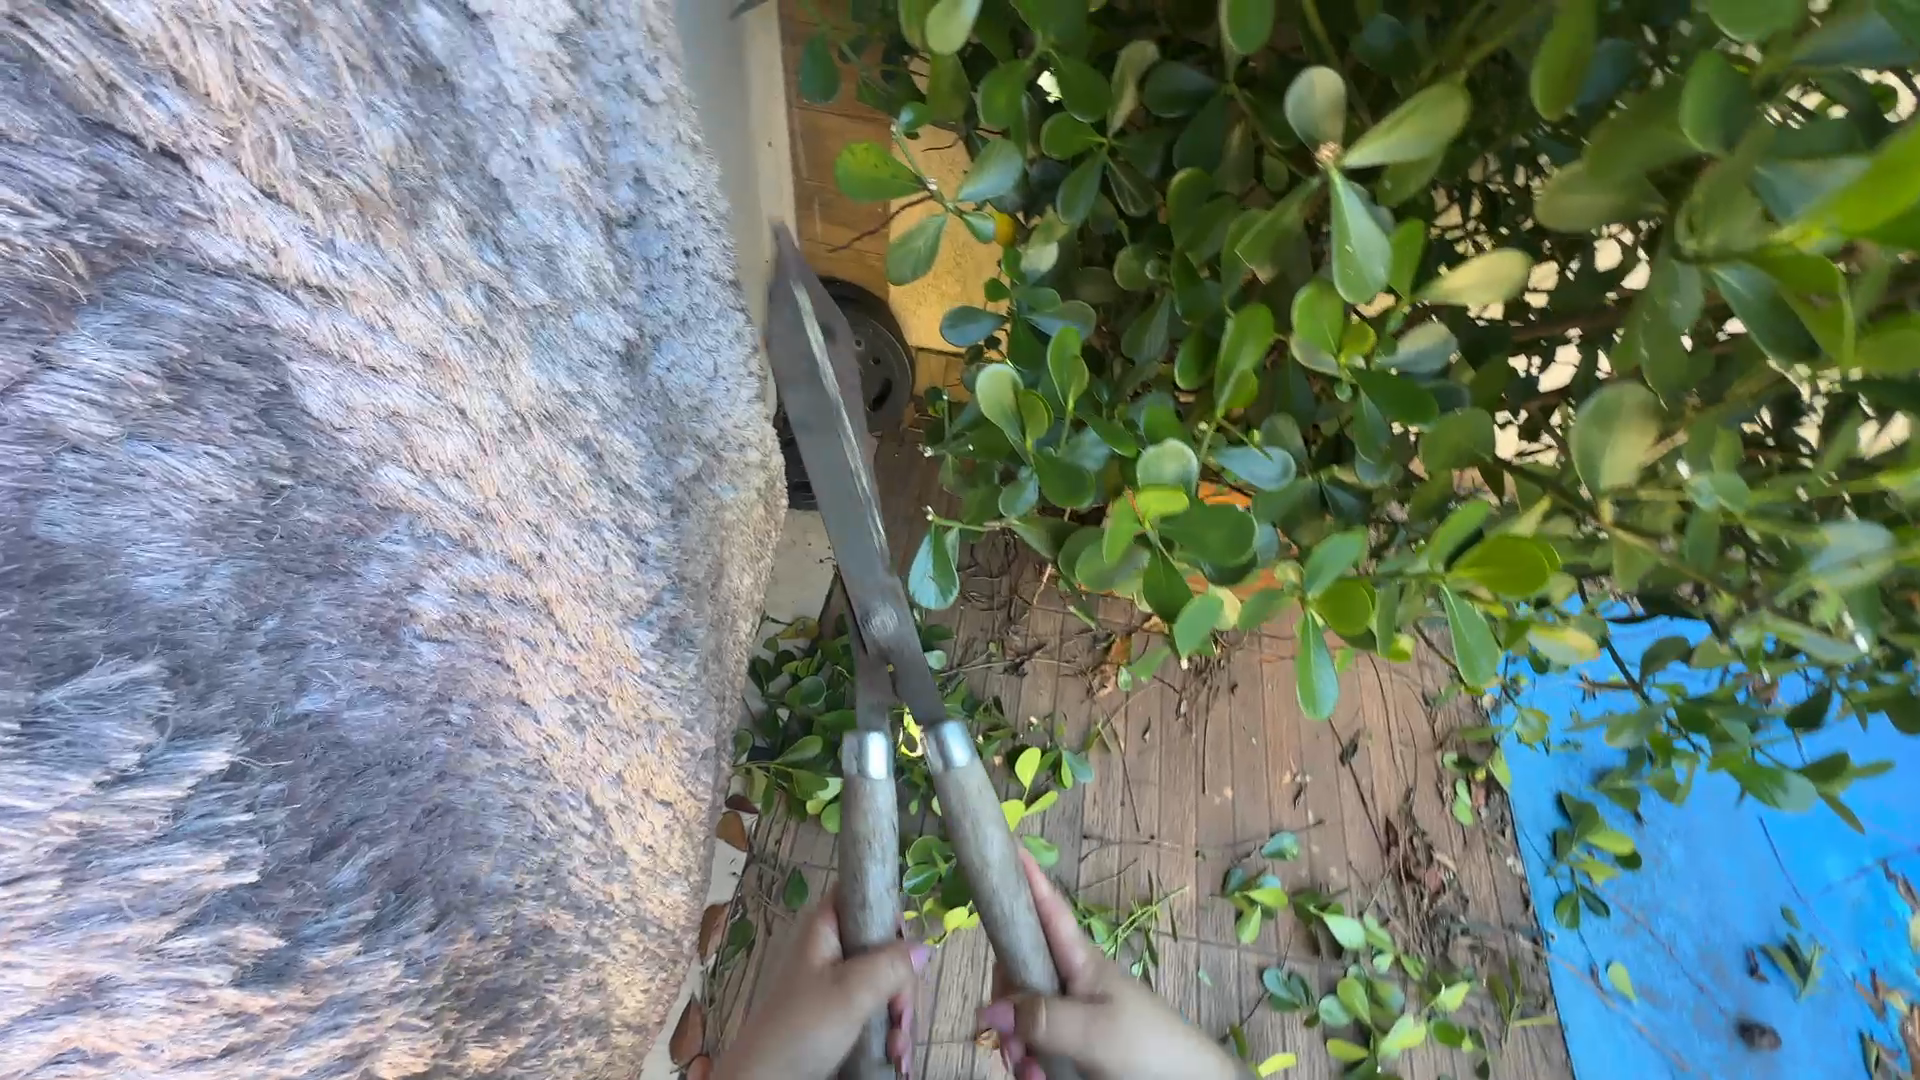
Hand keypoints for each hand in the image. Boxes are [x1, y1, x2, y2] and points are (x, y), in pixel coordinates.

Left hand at [714, 894, 930, 1079]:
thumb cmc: (802, 1028)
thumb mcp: (850, 992)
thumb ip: (891, 965)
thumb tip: (924, 948)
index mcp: (828, 927)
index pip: (864, 896)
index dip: (889, 915)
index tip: (906, 952)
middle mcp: (835, 951)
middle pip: (885, 948)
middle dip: (903, 986)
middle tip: (901, 1018)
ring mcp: (839, 986)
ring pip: (887, 985)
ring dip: (900, 1018)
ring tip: (898, 1051)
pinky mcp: (843, 1017)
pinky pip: (879, 1013)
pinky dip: (891, 1034)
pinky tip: (896, 1058)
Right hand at [976, 851, 1249, 1079]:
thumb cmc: (1147, 1046)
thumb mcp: (1093, 1031)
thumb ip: (1041, 1017)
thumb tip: (986, 1010)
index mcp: (1079, 959)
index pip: (1049, 908)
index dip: (1029, 877)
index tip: (1010, 844)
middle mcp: (1069, 979)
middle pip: (1017, 968)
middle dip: (1003, 1001)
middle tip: (1003, 1037)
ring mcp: (1070, 1013)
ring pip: (1021, 1012)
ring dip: (1013, 1041)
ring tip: (1023, 1069)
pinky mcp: (1071, 1045)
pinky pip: (1033, 1044)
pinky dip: (1026, 1062)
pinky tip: (1033, 1077)